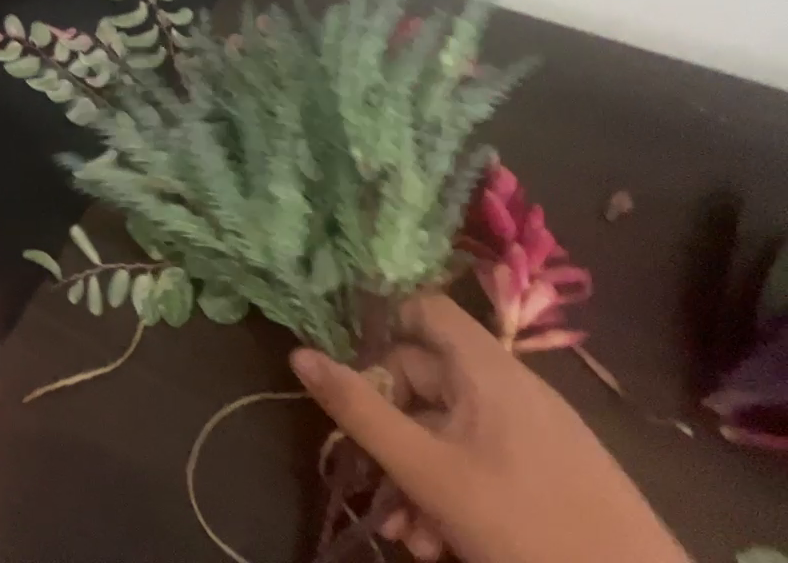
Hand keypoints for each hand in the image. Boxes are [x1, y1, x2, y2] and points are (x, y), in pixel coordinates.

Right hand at [290, 294, 688, 562]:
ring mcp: (533, 432)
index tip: (342, 362)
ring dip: (410, 471)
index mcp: (487, 373)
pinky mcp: (547, 471)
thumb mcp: (425, 471)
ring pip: (445, 428)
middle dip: (385, 426)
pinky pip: (477, 459)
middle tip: (363, 472)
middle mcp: (510, 389)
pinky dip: (447, 489)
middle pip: (423, 377)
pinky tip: (435, 539)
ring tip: (403, 530)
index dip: (379, 321)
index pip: (424, 308)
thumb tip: (299, 354)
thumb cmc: (527, 527)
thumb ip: (358, 411)